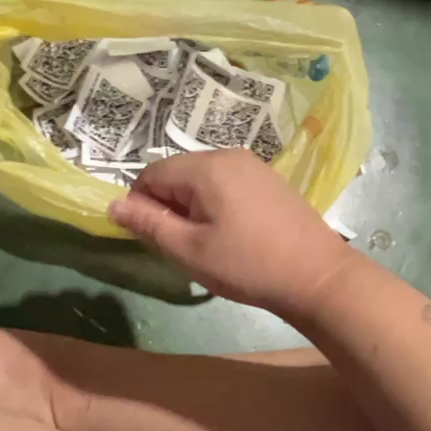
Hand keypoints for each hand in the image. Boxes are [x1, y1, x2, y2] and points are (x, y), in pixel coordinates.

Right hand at [109, 150, 359, 316]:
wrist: (317, 276)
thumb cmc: (247, 265)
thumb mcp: (189, 250)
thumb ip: (148, 224)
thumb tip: (113, 205)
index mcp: (205, 167)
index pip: (151, 174)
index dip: (141, 206)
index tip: (154, 239)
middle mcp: (228, 155)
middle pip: (177, 174)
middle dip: (169, 206)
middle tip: (183, 246)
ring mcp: (253, 165)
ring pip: (202, 181)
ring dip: (193, 208)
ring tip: (209, 244)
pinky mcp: (270, 180)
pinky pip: (227, 185)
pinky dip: (217, 206)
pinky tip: (233, 236)